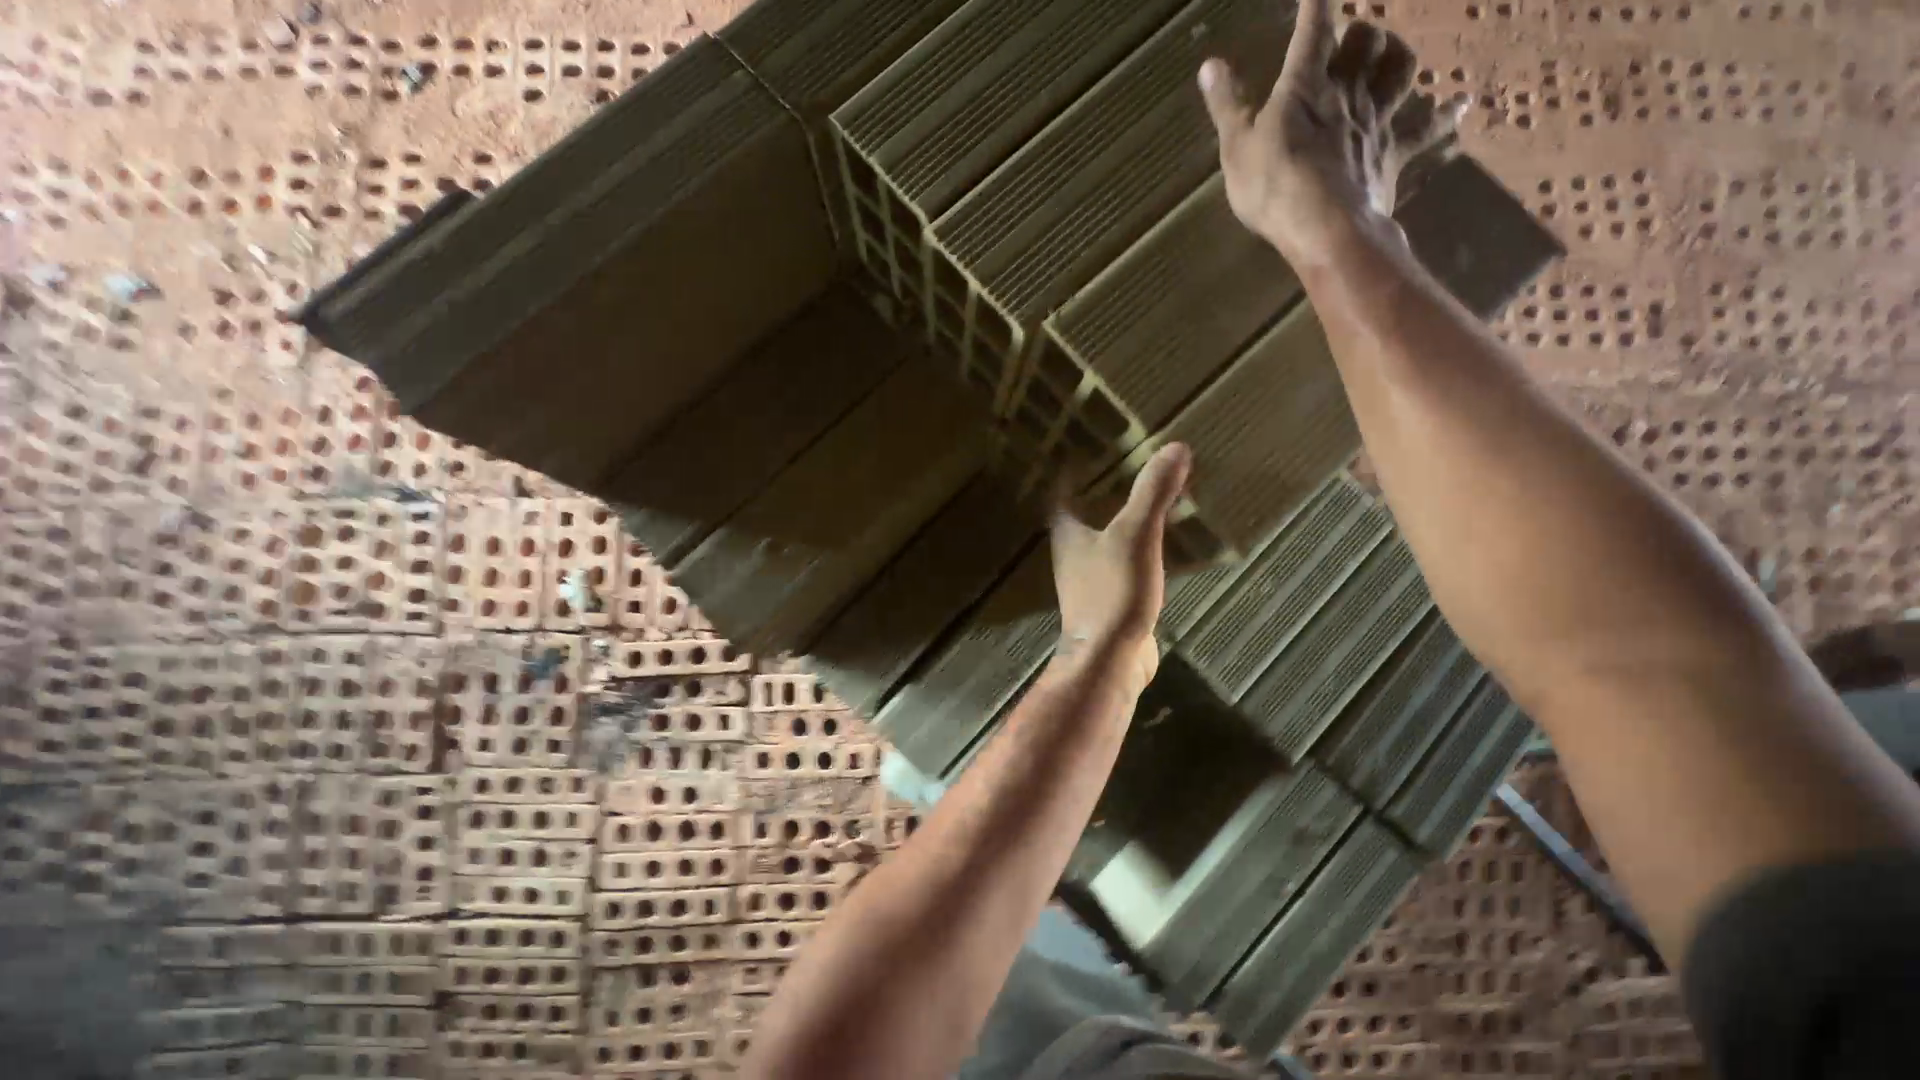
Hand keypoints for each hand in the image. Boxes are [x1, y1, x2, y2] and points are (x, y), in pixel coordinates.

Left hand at [1048, 443, 1191, 693]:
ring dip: (1113, 529)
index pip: (1059, 497)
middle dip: (1092, 499)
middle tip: (1117, 473)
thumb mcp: (1136, 535)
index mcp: (1067, 536)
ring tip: (1137, 507)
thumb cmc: (1112, 593)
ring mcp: (1088, 585)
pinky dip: (1133, 556)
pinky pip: (1119, 571)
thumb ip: (1152, 494)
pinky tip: (1152, 553)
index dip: (1066, 475)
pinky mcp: (1108, 606)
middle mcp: (1071, 558)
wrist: (1111, 660)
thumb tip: (1175, 448)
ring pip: (1098, 547)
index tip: (1079, 454)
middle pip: (1076, 521)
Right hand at [1197, 1, 1461, 268]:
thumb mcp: (1237, 149)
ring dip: (1398, 55)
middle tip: (1350, 37)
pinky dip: (1445, 115)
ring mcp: (1376, 122)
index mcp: (1305, 86)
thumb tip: (1210, 66)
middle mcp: (1348, 93)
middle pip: (1366, 43)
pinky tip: (1462, 104)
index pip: (1313, 30)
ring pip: (1400, 72)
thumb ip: (1227, 106)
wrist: (1327, 229)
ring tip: (1392, 53)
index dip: (1316, 4)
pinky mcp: (1393, 155)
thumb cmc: (1275, 187)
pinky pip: (1426, 129)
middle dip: (1360, 32)